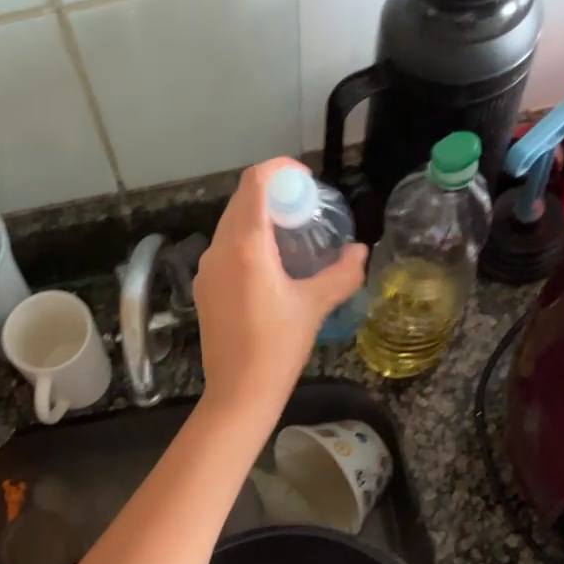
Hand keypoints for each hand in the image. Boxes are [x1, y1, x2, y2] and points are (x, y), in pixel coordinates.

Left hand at [193, 158, 366, 404]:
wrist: (238, 393)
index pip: (256, 182)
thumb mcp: (314, 307)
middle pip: (241, 200)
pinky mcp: (203, 290)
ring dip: (259, 220)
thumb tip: (359, 251)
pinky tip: (269, 268)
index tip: (305, 182)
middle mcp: (218, 251)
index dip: (281, 170)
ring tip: (290, 239)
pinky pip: (224, 251)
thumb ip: (341, 273)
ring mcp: (206, 271)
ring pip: (230, 225)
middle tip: (304, 211)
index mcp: (246, 247)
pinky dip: (246, 244)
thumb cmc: (277, 349)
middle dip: (273, 196)